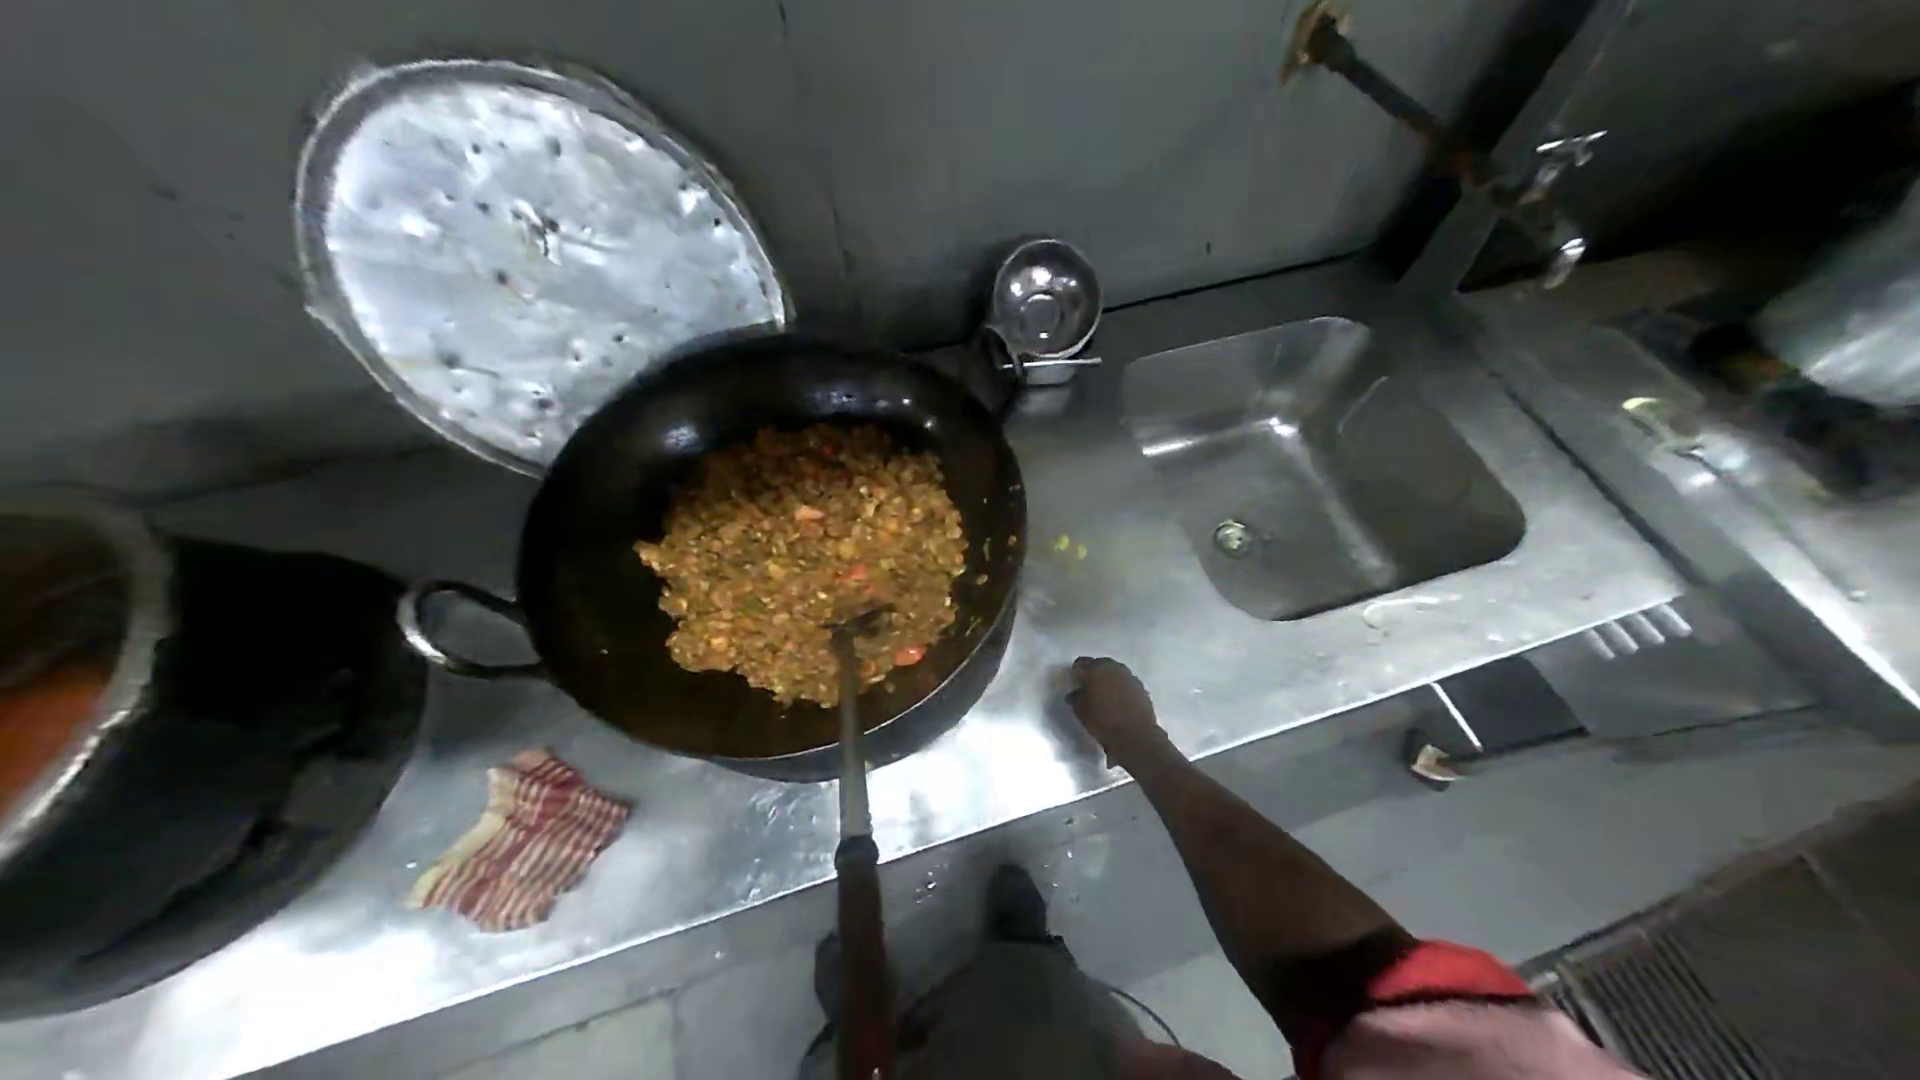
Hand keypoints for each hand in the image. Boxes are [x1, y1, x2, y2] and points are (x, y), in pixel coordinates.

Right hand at [1067, 657, 1173, 769]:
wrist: (1135, 736)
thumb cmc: (1102, 720)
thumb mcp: (1080, 710)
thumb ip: (1075, 697)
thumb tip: (1076, 693)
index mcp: (1096, 668)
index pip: (1081, 663)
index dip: (1076, 672)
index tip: (1075, 683)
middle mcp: (1114, 667)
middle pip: (1100, 665)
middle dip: (1094, 674)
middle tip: (1089, 689)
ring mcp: (1130, 677)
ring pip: (1115, 673)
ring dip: (1109, 681)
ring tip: (1105, 696)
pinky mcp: (1142, 689)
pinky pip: (1127, 684)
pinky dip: (1121, 689)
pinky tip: (1119, 703)